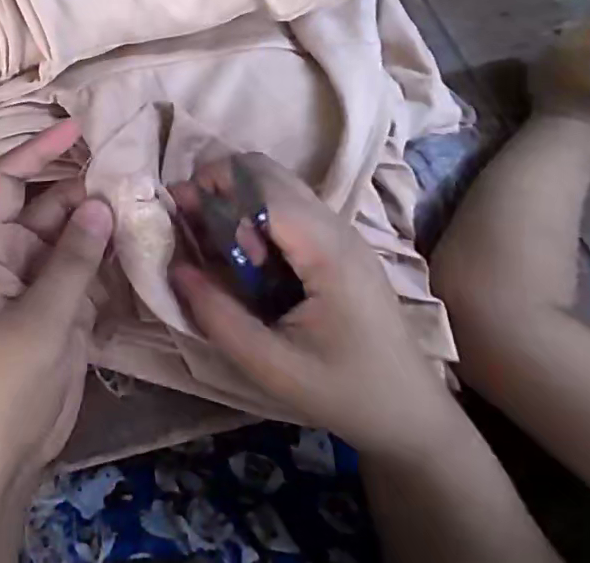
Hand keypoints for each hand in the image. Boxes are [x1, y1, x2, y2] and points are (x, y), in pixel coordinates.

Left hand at [0, 120, 113, 484]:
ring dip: (106, 223)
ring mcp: (43, 282)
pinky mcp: (66, 308)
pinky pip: (91, 269)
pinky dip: (114, 258)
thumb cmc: (3, 380)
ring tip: (151, 202)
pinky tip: (147, 246)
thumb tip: (102, 202)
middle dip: (88, 188)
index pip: (9, 180)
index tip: (78, 129)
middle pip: (52, 204)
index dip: (38, 150)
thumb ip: (73, 258)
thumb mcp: (41, 317)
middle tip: (137, 171)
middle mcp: (16, 254)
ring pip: (77, 237)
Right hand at [170, 154, 454, 458]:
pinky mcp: (339, 245)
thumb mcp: (271, 366)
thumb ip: (218, 316)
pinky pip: (289, 207)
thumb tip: (176, 267)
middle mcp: (337, 228)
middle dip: (221, 182)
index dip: (216, 186)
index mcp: (327, 252)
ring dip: (238, 196)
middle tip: (188, 216)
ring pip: (279, 185)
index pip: (264, 188)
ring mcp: (342, 233)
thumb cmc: (343, 392)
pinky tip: (243, 253)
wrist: (413, 415)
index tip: (177, 205)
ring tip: (209, 234)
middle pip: (270, 172)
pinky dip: (256, 213)